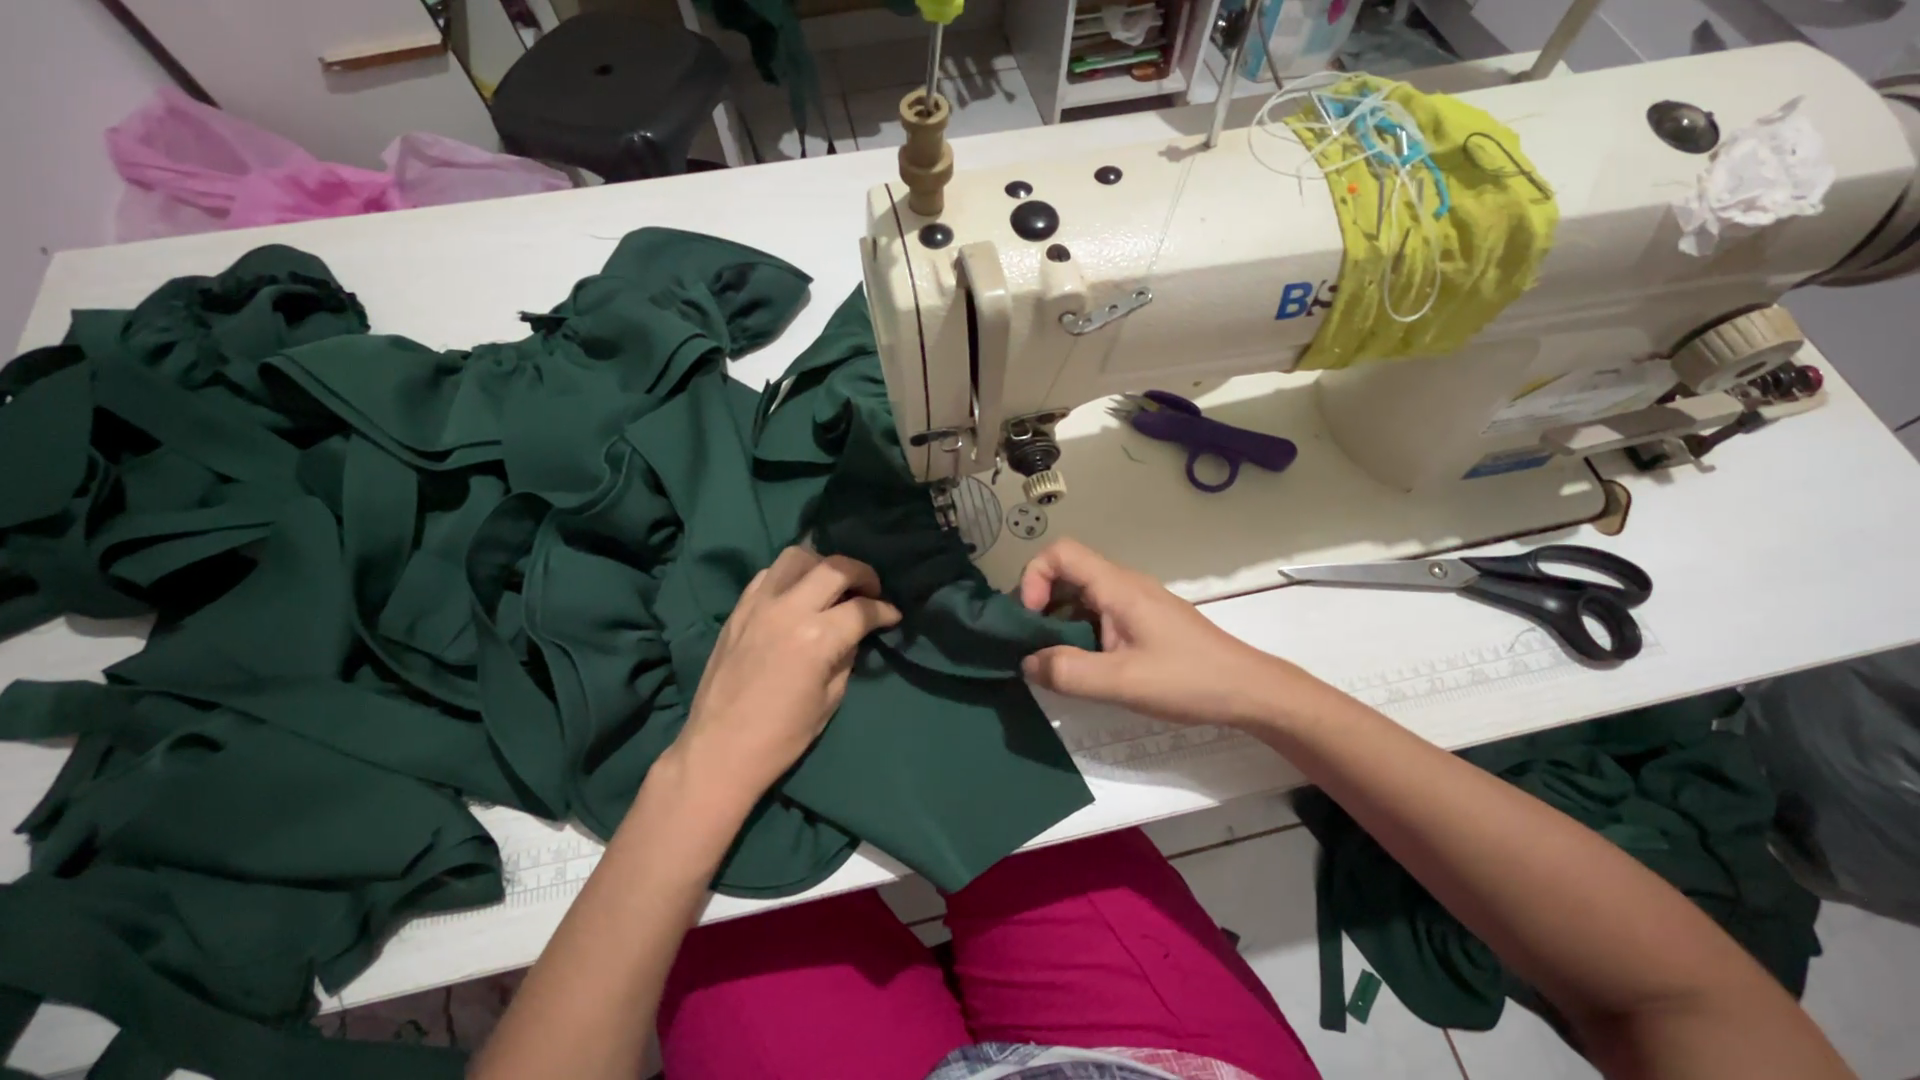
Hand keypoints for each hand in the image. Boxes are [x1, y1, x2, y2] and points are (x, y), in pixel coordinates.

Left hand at [668, 548, 900, 808]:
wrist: (720, 748)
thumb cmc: (783, 735)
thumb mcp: (830, 699)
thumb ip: (846, 657)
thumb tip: (854, 634)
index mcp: (817, 638)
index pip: (862, 608)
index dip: (884, 610)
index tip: (893, 616)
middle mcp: (789, 609)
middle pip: (835, 567)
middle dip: (862, 574)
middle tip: (872, 590)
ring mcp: (759, 605)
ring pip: (797, 556)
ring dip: (822, 565)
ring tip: (832, 585)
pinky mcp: (738, 609)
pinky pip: (768, 574)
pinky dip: (789, 576)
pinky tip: (797, 595)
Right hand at [1018, 539, 1303, 727]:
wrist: (1249, 690)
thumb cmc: (1188, 680)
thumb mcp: (1122, 682)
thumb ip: (1069, 672)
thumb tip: (1027, 663)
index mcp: (1118, 587)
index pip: (1060, 552)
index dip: (1034, 577)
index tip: (1032, 619)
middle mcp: (1125, 585)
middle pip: (1067, 574)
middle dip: (1040, 605)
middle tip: (1033, 647)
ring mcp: (1136, 603)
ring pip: (1082, 597)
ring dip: (1060, 623)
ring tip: (1056, 663)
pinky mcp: (1144, 623)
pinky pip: (1100, 615)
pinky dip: (1080, 634)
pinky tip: (1086, 669)